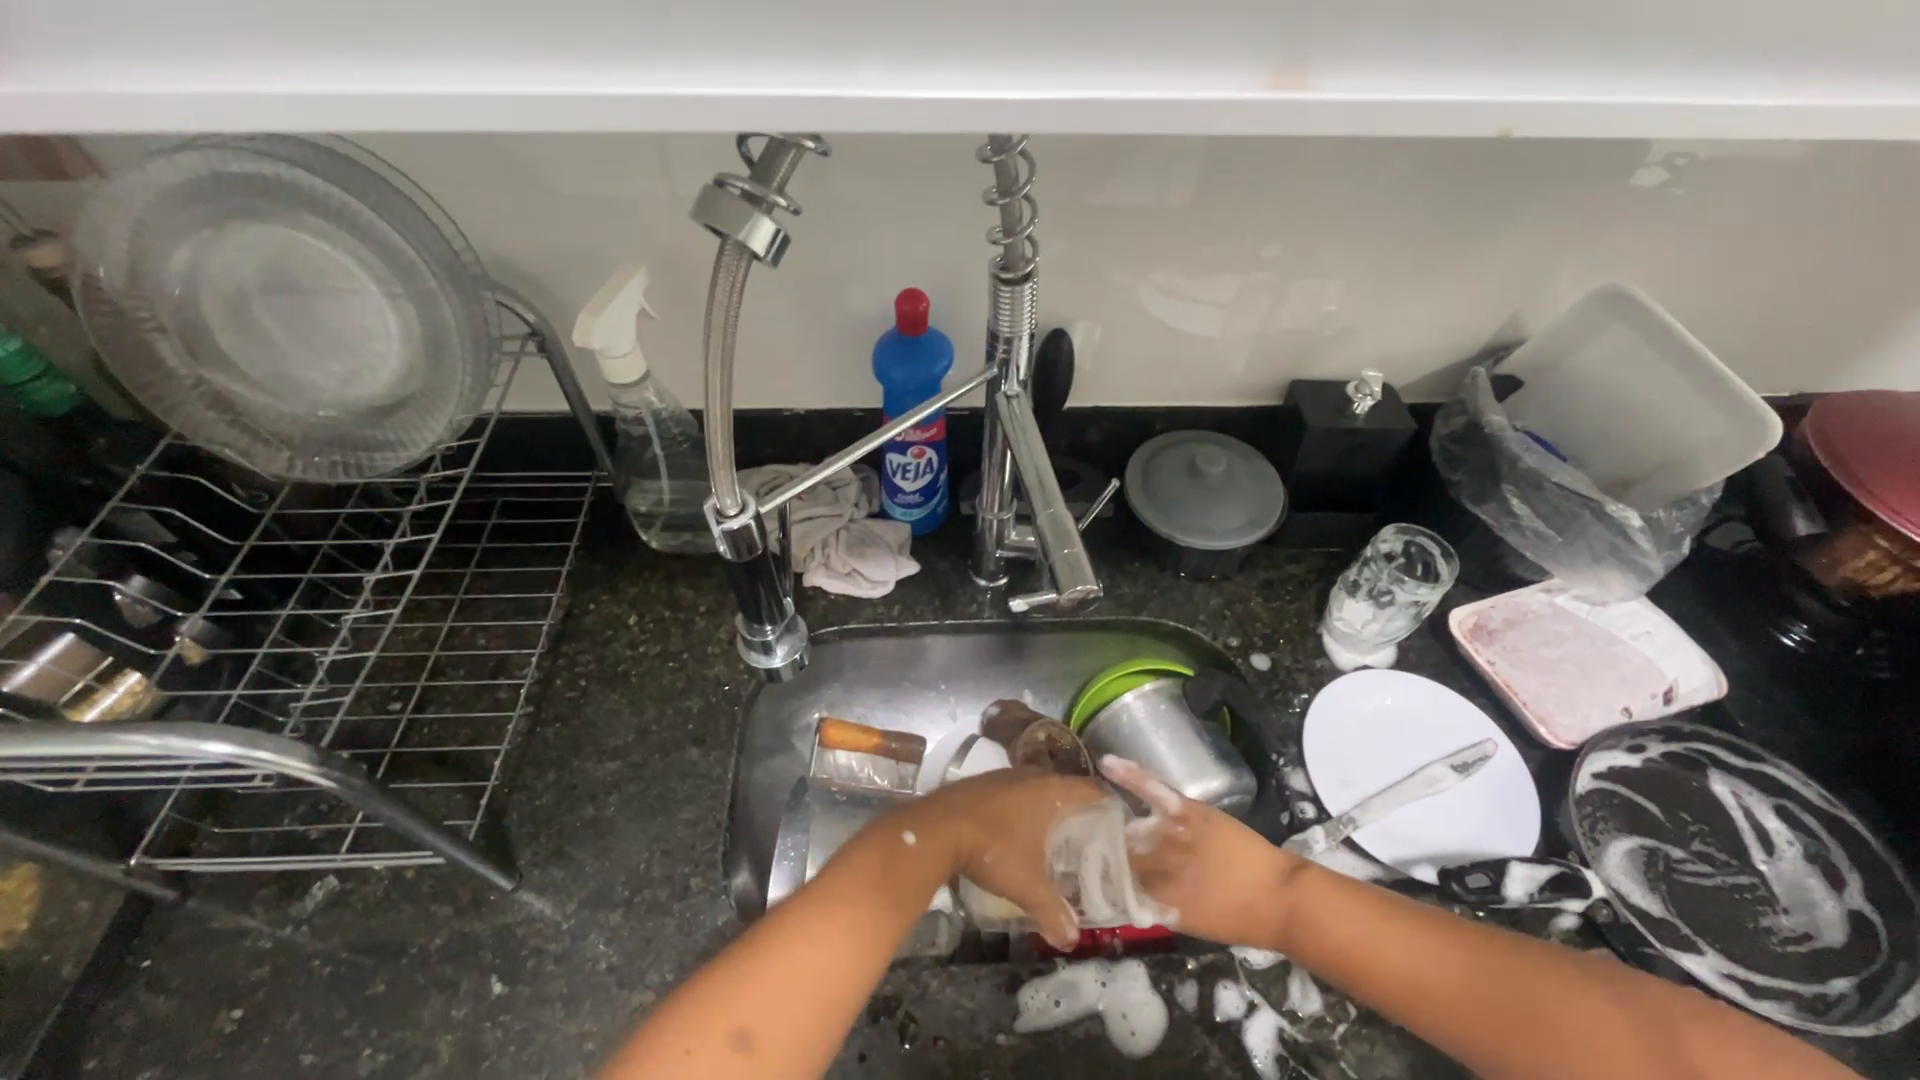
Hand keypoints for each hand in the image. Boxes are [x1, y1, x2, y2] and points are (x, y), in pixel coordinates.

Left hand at [891, 767, 1107, 949]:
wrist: (935, 828)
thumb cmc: (992, 849)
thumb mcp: (1026, 885)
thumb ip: (1052, 911)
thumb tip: (1070, 940)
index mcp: (1053, 791)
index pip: (1095, 790)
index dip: (1111, 806)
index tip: (1120, 827)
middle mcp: (1033, 775)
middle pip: (1067, 788)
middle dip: (1079, 811)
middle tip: (1090, 839)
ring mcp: (1005, 774)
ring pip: (1039, 788)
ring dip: (1048, 808)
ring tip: (1055, 837)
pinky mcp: (983, 782)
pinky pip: (1015, 791)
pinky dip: (1023, 807)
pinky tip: (1018, 831)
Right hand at [1099, 755, 1304, 948]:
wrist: (1283, 900)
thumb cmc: (1244, 919)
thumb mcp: (1193, 924)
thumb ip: (1158, 909)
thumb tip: (1130, 898)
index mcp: (1157, 899)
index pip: (1116, 887)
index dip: (1099, 879)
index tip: (1081, 874)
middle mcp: (1158, 868)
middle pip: (1119, 856)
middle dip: (1099, 850)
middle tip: (1079, 841)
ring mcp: (1174, 836)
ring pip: (1130, 828)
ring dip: (1107, 820)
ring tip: (1085, 812)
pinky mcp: (1190, 813)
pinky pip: (1154, 792)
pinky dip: (1131, 776)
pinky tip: (1107, 762)